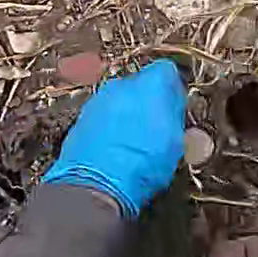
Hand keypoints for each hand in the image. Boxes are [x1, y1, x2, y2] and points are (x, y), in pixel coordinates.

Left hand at [43, 59, 187, 217]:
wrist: (97, 185)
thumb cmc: (140, 165)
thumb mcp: (176, 142)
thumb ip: (175, 117)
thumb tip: (175, 111)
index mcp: (151, 84)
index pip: (167, 72)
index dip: (173, 90)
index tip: (176, 107)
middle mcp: (122, 85)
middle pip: (141, 84)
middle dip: (148, 102)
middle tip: (157, 128)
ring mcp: (99, 100)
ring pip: (119, 100)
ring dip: (127, 115)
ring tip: (135, 144)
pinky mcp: (81, 118)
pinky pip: (101, 116)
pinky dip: (108, 128)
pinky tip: (115, 150)